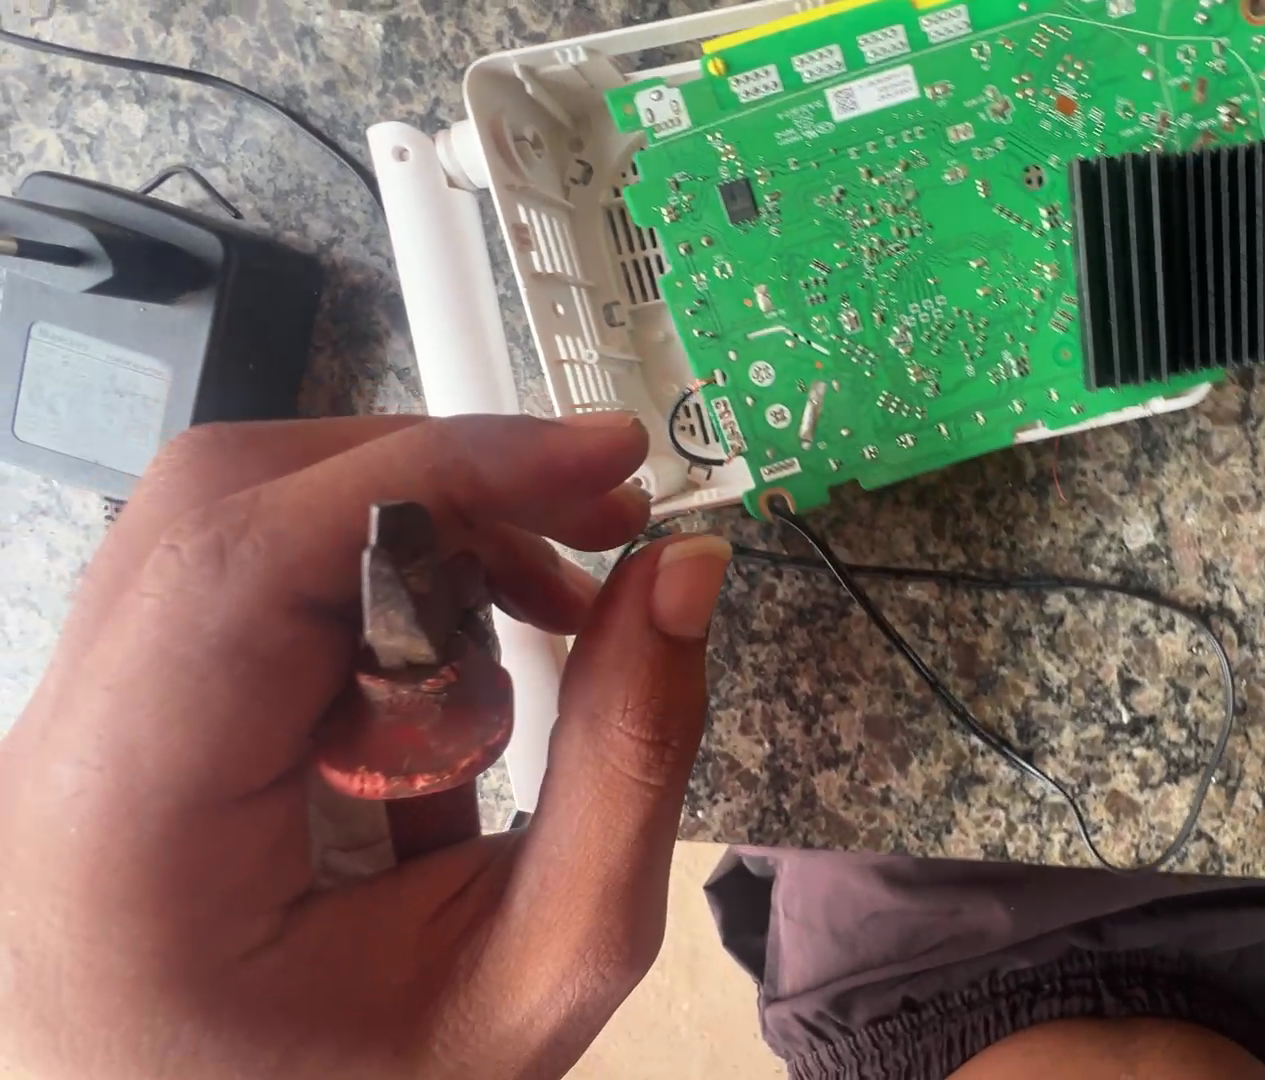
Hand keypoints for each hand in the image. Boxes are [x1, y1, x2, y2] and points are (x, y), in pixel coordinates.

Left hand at [0, 415, 733, 1078]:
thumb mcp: (568, 946)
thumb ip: (636, 748)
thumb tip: (688, 563)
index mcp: (117, 852)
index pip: (248, 562)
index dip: (445, 469)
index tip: (610, 457)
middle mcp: (48, 767)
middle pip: (237, 509)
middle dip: (456, 488)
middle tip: (608, 522)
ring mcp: (77, 737)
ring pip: (262, 526)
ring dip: (444, 540)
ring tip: (562, 611)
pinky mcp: (136, 720)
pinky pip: (275, 583)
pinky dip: (411, 585)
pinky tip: (480, 665)